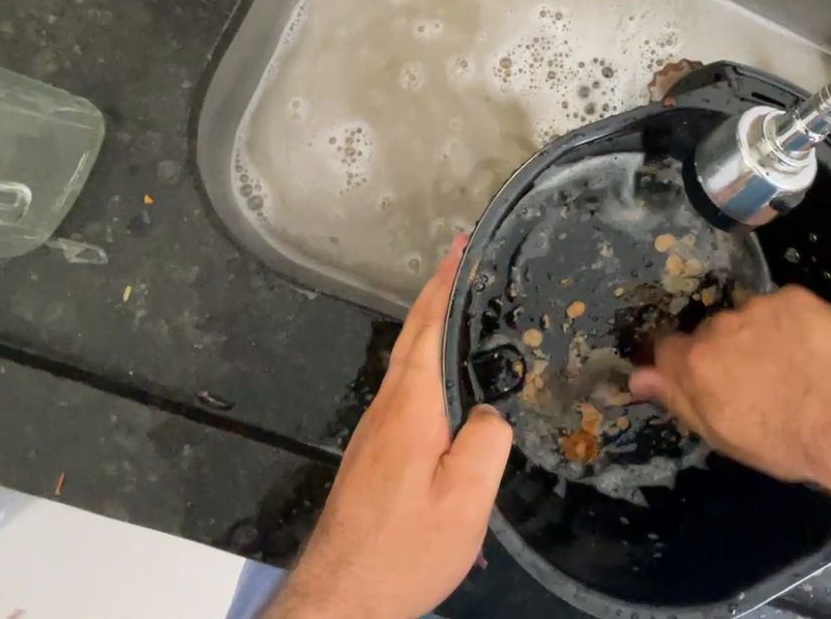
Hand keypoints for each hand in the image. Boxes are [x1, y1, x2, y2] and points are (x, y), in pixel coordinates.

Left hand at [267, 235, 512, 618]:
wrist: (340, 598)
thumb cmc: (405, 546)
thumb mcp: (465, 499)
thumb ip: (486, 441)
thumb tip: (490, 411)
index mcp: (411, 404)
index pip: (429, 326)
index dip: (445, 283)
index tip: (460, 246)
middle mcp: (388, 404)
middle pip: (412, 334)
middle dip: (435, 291)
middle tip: (461, 259)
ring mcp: (376, 427)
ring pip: (406, 358)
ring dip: (429, 321)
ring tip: (459, 303)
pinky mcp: (374, 450)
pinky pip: (405, 382)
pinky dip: (424, 354)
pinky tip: (443, 370)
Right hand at [628, 284, 830, 484]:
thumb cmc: (780, 442)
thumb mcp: (720, 433)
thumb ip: (676, 398)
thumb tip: (637, 377)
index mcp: (696, 361)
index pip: (668, 347)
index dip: (684, 363)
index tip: (705, 378)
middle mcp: (720, 325)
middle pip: (711, 331)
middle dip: (726, 349)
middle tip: (756, 378)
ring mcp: (759, 305)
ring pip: (748, 314)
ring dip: (758, 332)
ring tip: (788, 363)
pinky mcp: (795, 296)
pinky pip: (783, 303)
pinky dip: (791, 321)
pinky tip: (810, 347)